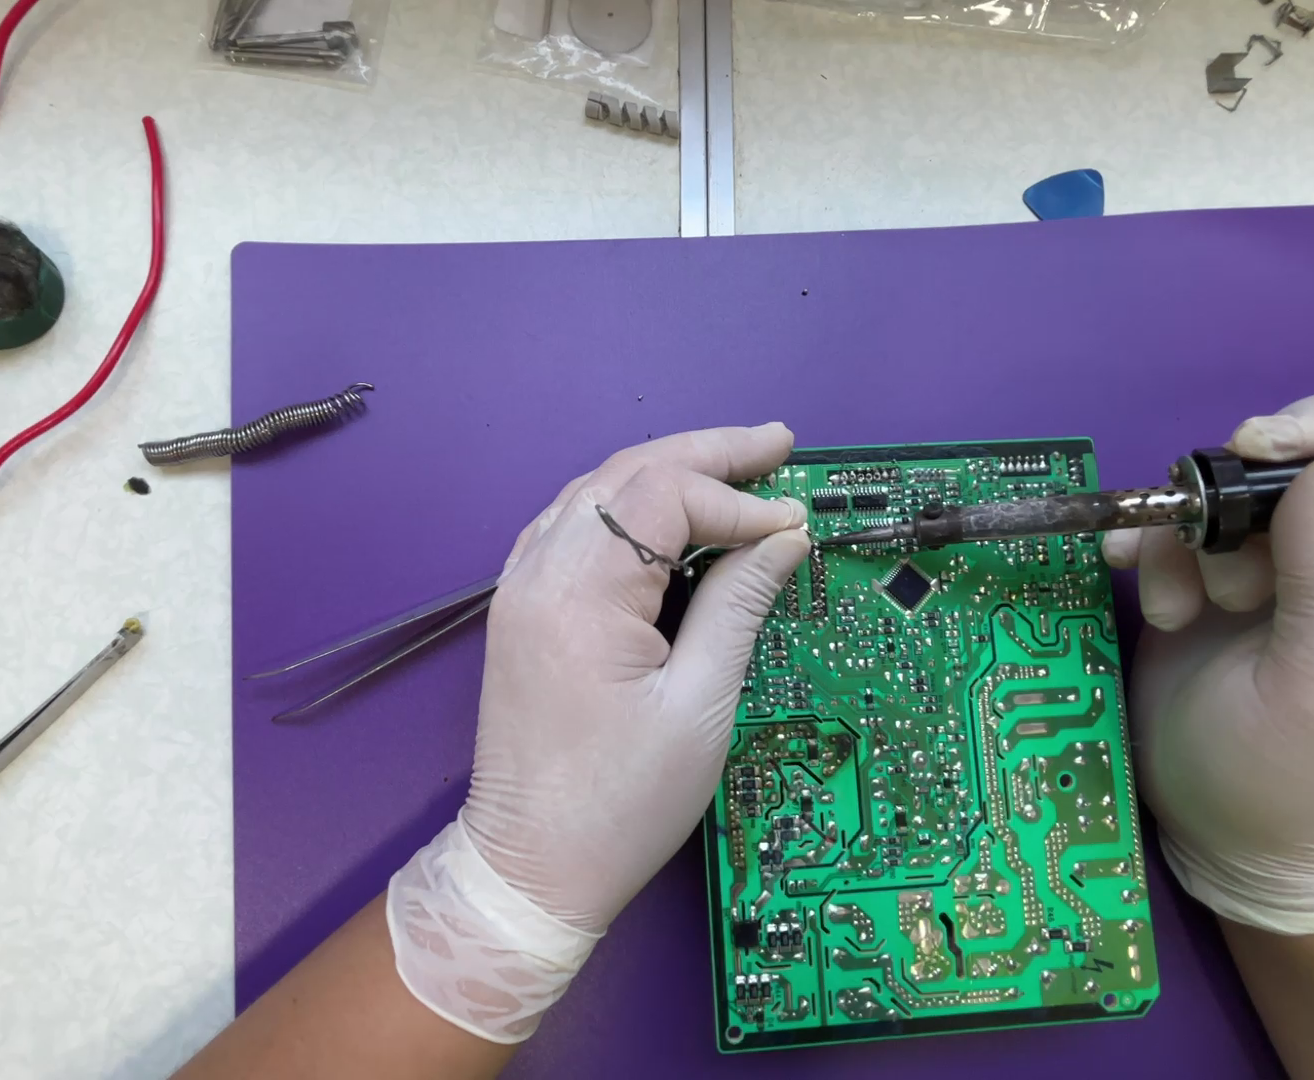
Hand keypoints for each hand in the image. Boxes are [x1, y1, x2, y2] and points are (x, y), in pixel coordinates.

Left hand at [386, 425, 810, 1040]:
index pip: (661, 498)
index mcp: (579, 593)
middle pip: (624, 475)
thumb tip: (783, 535)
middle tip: (775, 443)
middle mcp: (538, 570)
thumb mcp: (700, 704)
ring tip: (733, 467)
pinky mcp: (521, 605)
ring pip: (595, 492)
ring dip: (665, 472)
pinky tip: (664, 513)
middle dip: (705, 454)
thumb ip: (737, 603)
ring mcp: (520, 584)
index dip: (734, 499)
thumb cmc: (623, 800)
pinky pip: (575, 526)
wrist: (530, 865)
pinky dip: (627, 507)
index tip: (793, 523)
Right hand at [1103, 391, 1313, 934]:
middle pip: (1295, 465)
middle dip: (1239, 505)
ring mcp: (1264, 570)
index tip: (1261, 446)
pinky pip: (1164, 532)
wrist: (1217, 829)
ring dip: (1184, 542)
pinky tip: (1139, 593)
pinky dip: (1142, 551)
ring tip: (1181, 613)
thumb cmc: (1296, 773)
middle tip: (1219, 574)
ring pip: (1217, 497)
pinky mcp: (1194, 584)